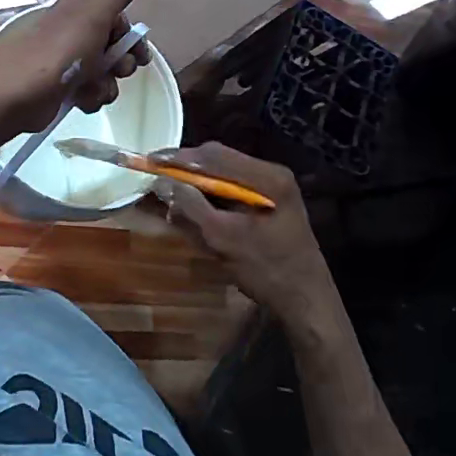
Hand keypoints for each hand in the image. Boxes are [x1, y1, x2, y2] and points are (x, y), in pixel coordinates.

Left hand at [0, 0, 152, 184]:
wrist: (11, 98)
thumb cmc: (55, 56)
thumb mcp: (92, 18)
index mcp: (79, 9)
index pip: (118, 18)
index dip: (131, 38)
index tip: (140, 56)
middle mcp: (71, 30)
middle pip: (112, 47)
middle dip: (119, 64)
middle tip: (117, 73)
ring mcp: (63, 59)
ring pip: (102, 72)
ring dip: (104, 85)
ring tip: (91, 92)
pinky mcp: (57, 85)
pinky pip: (86, 90)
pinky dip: (88, 97)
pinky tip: (81, 102)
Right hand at [150, 142, 346, 339]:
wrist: (306, 300)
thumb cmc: (266, 269)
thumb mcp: (223, 238)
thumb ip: (191, 206)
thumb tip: (161, 182)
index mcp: (266, 177)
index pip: (213, 155)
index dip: (178, 158)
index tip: (150, 161)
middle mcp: (271, 174)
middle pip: (218, 160)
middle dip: (185, 169)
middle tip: (156, 178)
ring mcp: (272, 188)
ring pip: (223, 175)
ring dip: (196, 183)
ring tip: (169, 193)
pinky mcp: (269, 203)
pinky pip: (232, 189)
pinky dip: (210, 195)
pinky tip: (193, 207)